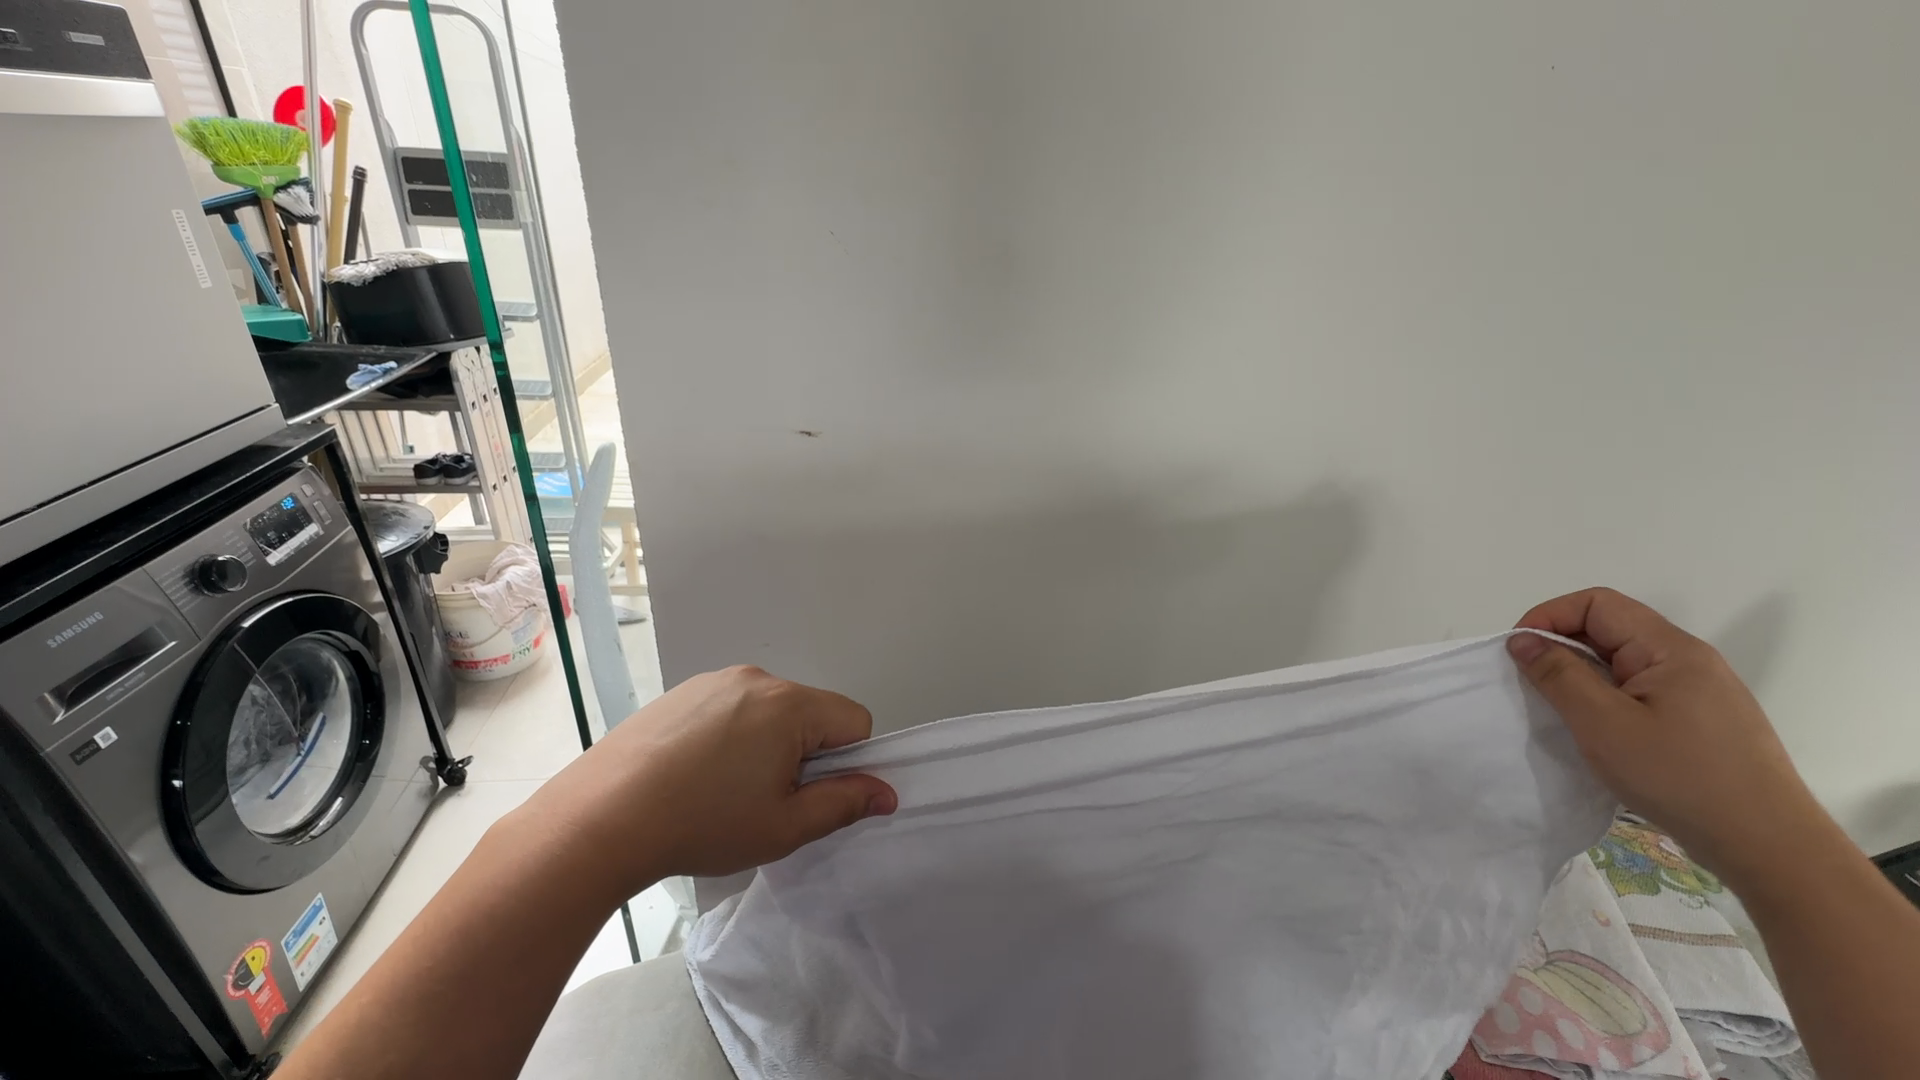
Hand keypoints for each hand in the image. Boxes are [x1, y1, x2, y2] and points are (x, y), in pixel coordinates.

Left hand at [507, 665, 897, 901]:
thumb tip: (886, 792)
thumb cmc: (703, 824)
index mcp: (790, 705)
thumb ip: (844, 804)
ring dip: (766, 744)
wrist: (600, 818)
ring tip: (722, 790)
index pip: (854, 721)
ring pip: (769, 711)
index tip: (810, 796)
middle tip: (764, 800)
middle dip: (804, 754)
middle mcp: (757, 679)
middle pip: (810, 713)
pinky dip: (729, 736)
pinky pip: (730, 708)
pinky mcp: (680, 692)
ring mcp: (713, 681)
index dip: (846, 763)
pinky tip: (693, 774)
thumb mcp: (785, 826)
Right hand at [1507, 588, 1823, 885]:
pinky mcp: (1700, 719)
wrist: (1767, 845)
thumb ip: (1559, 675)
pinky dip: (1605, 697)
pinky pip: (1638, 688)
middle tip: (1531, 684)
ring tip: (1560, 709)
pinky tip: (1597, 729)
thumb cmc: (1679, 777)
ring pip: (1622, 661)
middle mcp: (1689, 659)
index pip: (1597, 604)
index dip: (1549, 617)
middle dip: (1561, 646)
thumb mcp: (1603, 724)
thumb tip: (1523, 640)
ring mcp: (1699, 690)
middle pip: (1610, 628)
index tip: (1519, 653)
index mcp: (1670, 649)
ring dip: (1582, 674)